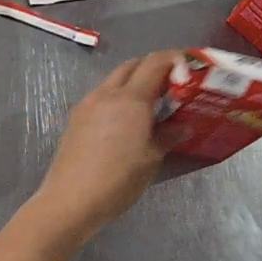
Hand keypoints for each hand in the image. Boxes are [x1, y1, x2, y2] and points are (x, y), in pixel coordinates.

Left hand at [29, 51, 181, 244]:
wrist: (70, 201)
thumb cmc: (117, 181)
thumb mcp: (151, 159)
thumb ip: (168, 136)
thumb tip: (182, 126)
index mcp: (130, 99)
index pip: (155, 62)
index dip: (176, 59)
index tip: (191, 65)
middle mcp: (106, 94)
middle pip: (132, 65)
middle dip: (154, 68)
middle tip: (172, 84)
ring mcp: (86, 105)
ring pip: (114, 81)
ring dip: (134, 83)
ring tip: (151, 103)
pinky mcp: (75, 120)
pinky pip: (101, 97)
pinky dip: (118, 98)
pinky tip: (126, 120)